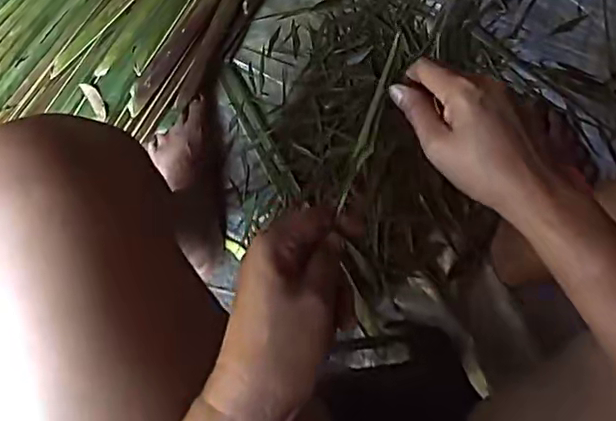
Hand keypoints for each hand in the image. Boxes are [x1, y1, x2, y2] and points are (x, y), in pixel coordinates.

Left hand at [198, 206, 349, 420]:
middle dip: (338, 268)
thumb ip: (328, 260)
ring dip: (334, 291)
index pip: (313, 215)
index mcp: (273, 243)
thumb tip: (336, 235)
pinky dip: (323, 304)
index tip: (365, 233)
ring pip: (314, 269)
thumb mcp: (316, 299)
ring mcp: (270, 279)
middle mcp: (268, 254)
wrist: (251, 399)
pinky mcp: (275, 302)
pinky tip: (331, 328)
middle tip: (349, 297)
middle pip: (315, 243)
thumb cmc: (283, 345)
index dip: (340, 220)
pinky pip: (306, 290)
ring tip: (342, 321)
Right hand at [388, 59, 578, 222]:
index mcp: (461, 88)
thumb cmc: (483, 173)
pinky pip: (489, 95)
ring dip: (457, 100)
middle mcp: (484, 81)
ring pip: (469, 84)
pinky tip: (485, 137)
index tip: (410, 104)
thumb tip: (398, 89)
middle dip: (434, 92)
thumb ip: (416, 113)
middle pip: (448, 73)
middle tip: (435, 127)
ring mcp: (507, 91)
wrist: (540, 192)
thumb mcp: (438, 147)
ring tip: (461, 135)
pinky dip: (478, 107)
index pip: (424, 66)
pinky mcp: (523, 104)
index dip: (410, 80)